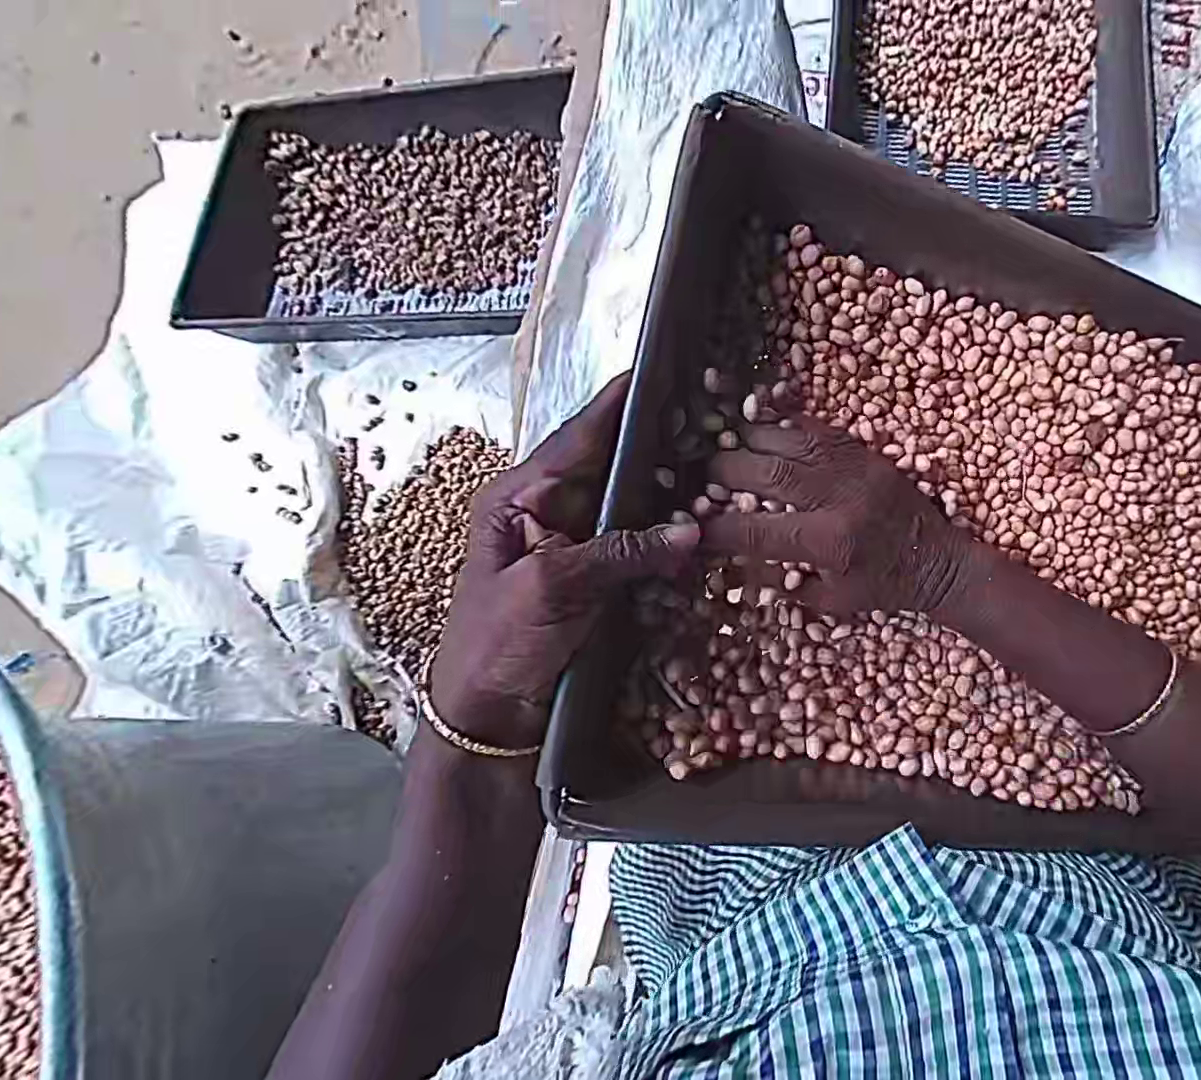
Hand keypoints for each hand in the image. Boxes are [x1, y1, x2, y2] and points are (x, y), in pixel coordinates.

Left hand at [430, 374, 699, 748]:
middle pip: (608, 465)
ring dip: (664, 488)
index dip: (617, 406)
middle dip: (653, 444)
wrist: (489, 712)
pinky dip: (663, 531)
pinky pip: (635, 540)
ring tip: (710, 462)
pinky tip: (695, 521)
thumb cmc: (498, 643)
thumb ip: (618, 554)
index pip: (578, 438)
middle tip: (704, 419)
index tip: (655, 371)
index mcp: (520, 497)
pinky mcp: (594, 572)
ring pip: (627, 502)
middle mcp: (549, 510)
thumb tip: (690, 532)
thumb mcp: (551, 588)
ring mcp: (575, 542)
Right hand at [699, 417, 968, 613]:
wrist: (940, 562)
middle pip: (766, 474)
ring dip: (747, 444)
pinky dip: (782, 428)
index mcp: (831, 543)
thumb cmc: (885, 586)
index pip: (758, 531)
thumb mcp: (832, 598)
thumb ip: (782, 580)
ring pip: (786, 441)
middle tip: (701, 480)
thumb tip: (733, 560)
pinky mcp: (865, 452)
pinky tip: (761, 432)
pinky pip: (815, 429)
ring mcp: (854, 469)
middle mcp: (839, 498)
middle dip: (722, 475)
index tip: (693, 527)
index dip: (718, 528)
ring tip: (724, 451)